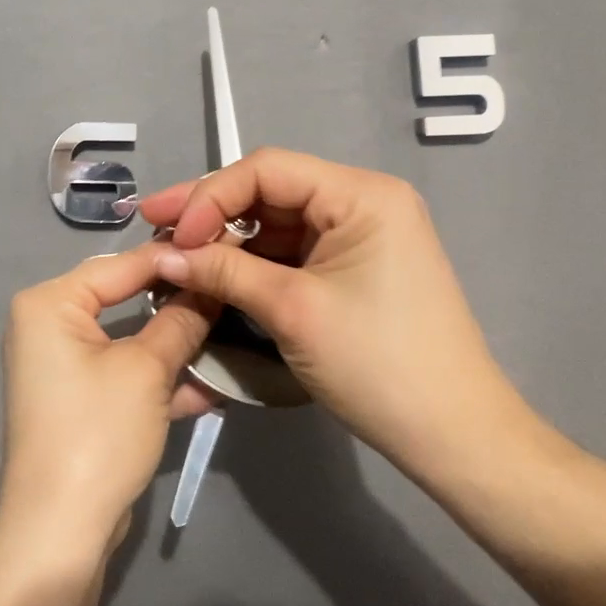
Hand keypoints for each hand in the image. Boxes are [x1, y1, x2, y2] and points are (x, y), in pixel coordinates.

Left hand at [0, 243, 221, 546]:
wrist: (60, 531)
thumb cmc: (98, 433)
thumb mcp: (147, 371)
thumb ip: (181, 321)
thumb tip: (208, 285)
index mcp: (49, 303)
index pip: (121, 265)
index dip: (174, 259)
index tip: (223, 249)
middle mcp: (47, 325)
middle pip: (124, 300)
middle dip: (178, 304)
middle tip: (230, 292)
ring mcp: (61, 366)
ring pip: (129, 340)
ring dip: (176, 346)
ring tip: (229, 338)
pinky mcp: (78, 401)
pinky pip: (123, 374)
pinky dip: (159, 379)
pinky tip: (209, 387)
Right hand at [137, 148, 535, 473]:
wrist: (453, 435)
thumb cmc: (379, 364)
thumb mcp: (292, 311)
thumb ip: (224, 272)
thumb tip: (165, 256)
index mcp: (362, 195)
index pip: (267, 170)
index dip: (211, 196)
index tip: (171, 234)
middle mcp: (363, 203)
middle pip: (270, 191)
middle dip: (211, 211)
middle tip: (153, 224)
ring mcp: (359, 237)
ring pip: (276, 223)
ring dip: (227, 240)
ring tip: (175, 256)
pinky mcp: (352, 270)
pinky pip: (291, 253)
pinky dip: (251, 263)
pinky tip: (212, 273)